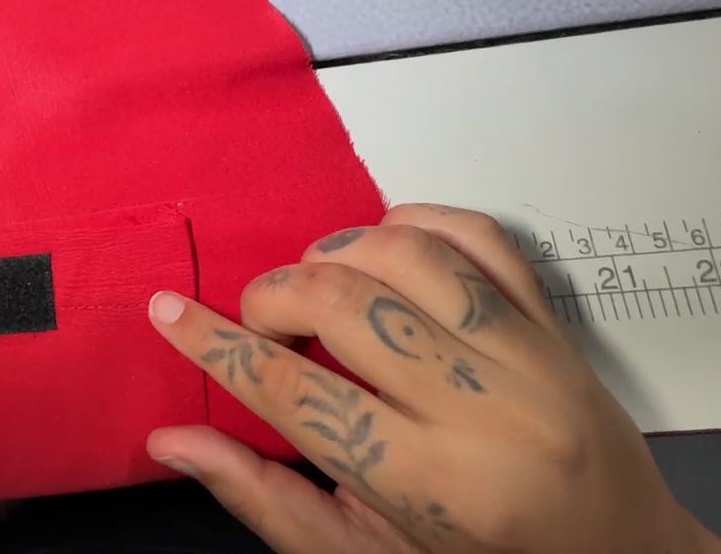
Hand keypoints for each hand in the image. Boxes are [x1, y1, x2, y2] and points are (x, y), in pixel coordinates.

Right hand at [145, 204, 720, 553]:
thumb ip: (262, 495)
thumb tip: (168, 440)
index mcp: (439, 487)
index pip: (293, 393)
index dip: (212, 344)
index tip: (164, 309)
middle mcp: (494, 414)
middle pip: (340, 304)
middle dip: (270, 301)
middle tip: (265, 329)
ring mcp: (535, 357)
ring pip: (401, 251)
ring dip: (332, 257)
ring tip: (322, 293)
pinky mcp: (556, 321)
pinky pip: (472, 231)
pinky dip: (407, 224)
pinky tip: (383, 259)